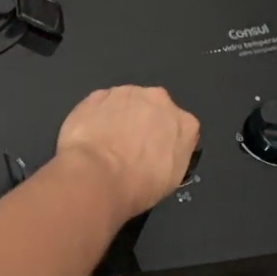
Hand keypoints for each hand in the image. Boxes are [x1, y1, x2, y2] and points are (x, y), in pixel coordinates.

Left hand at [54, 86, 199, 217]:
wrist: (96, 173)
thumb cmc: (138, 183)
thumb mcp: (171, 179)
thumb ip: (172, 154)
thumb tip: (161, 151)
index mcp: (185, 123)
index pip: (179, 129)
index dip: (164, 143)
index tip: (154, 155)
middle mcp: (159, 99)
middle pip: (153, 109)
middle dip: (143, 123)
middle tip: (129, 147)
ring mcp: (126, 92)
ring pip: (126, 103)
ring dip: (119, 117)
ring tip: (106, 143)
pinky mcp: (97, 93)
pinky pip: (101, 104)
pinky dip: (97, 116)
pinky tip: (91, 136)